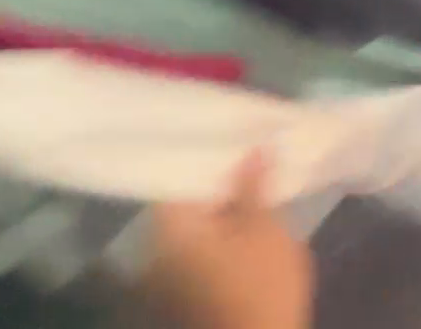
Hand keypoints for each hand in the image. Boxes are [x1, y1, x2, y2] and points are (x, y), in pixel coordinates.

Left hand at [141, 152, 312, 328]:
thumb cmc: (261, 282)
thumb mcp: (266, 226)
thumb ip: (255, 184)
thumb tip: (255, 146)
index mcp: (170, 234)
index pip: (175, 181)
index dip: (202, 155)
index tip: (232, 132)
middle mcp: (154, 253)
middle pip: (183, 202)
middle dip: (217, 177)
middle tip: (254, 150)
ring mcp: (164, 276)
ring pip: (192, 223)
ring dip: (221, 201)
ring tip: (258, 177)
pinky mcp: (182, 289)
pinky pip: (197, 243)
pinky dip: (220, 225)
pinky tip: (248, 214)